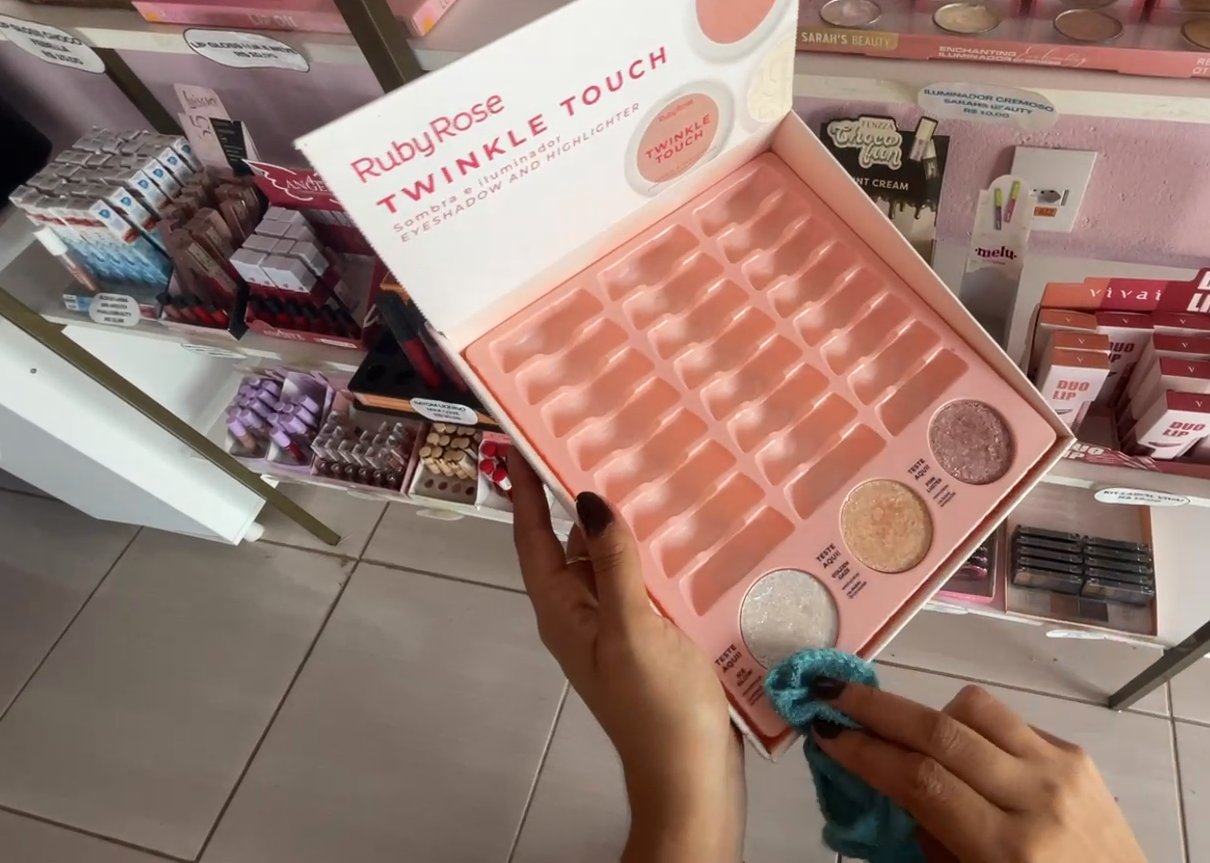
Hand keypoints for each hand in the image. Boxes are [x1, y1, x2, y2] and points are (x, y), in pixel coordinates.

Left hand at [509, 451, 743, 862]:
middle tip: (595, 436)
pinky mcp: (649, 629)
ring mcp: (617, 621)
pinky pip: (640, 574)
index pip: (532, 538)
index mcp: (564, 610)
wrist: (693, 773)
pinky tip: (679, 522)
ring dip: (618, 517)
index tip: (516, 443)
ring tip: (641, 466)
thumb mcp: (632, 629)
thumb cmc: (656, 705)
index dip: (521, 491)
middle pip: (570, 542)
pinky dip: (649, 545)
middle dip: (575, 494)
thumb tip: (587, 499)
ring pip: (608, 556)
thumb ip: (611, 565)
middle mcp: (583, 611)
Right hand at [810, 679, 1146, 862]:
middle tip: (835, 691)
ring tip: (907, 732)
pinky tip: (966, 754)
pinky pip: (1007, 720)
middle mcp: (1036, 798)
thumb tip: (888, 790)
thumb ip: (930, 846)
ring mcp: (1061, 767)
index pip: (921, 781)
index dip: (867, 752)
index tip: (827, 732)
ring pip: (974, 707)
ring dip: (929, 711)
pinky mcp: (1076, 753)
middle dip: (879, 708)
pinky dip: (973, 727)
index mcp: (1010, 852)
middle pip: (941, 730)